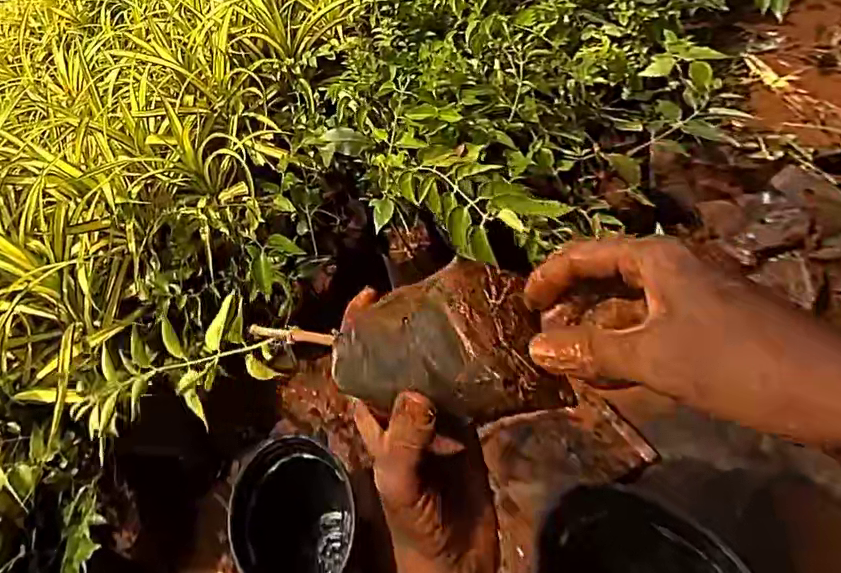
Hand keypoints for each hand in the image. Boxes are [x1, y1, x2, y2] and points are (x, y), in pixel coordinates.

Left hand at [344, 289, 497, 572]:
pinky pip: (465, 391)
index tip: (369, 296)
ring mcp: (432, 413)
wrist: (457, 562)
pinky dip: (473, 374)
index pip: (355, 358)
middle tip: (423, 296)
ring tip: (455, 313)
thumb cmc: (412, 519)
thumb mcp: (396, 478)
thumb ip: (403, 437)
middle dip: (404, 326)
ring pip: (431, 368)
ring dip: (440, 345)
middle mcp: (397, 403)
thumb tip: (417, 392)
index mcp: (371, 410)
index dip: (355, 325)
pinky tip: (485, 351)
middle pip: (395, 355)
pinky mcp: (464, 425)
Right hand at [523, 236, 840, 441]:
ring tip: (571, 360)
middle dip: (570, 304)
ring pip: (629, 306)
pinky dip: (629, 347)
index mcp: (654, 258)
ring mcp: (697, 299)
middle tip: (543, 334)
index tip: (522, 305)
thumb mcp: (656, 358)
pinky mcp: (718, 330)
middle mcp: (673, 268)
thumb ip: (591, 351)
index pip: (580, 255)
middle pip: (603, 277)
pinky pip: (655, 329)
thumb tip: (535, 348)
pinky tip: (615, 375)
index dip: (546, 277)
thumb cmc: (743, 364)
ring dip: (597, 331)